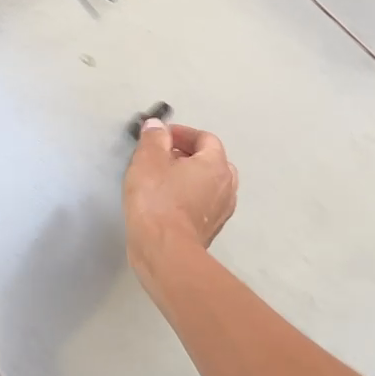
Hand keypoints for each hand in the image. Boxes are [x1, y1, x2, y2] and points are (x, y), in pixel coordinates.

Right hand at [123, 119, 237, 269]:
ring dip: (189, 176)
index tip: (160, 137)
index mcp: (216, 166)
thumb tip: (158, 126)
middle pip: (212, 161)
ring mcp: (222, 211)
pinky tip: (165, 200)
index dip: (182, 133)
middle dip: (188, 154)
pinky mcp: (211, 229)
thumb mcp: (148, 159)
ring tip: (161, 178)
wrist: (164, 249)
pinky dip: (189, 195)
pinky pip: (203, 202)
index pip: (206, 138)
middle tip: (162, 156)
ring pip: (208, 183)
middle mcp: (226, 187)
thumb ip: (154, 138)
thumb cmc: (157, 198)